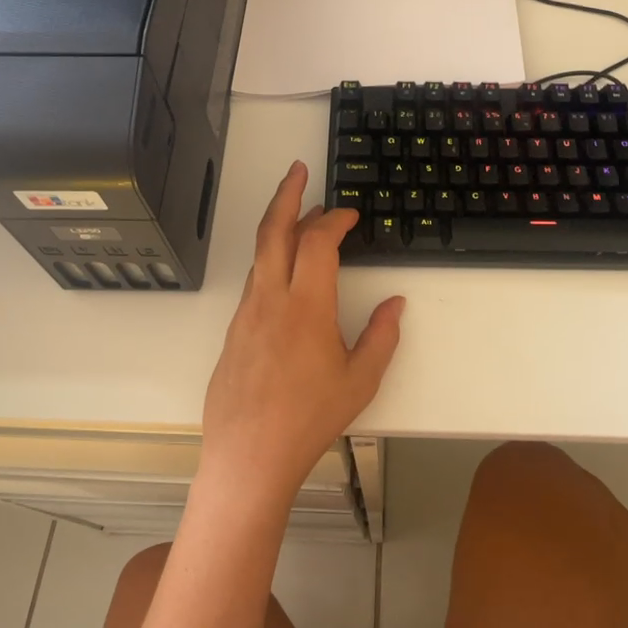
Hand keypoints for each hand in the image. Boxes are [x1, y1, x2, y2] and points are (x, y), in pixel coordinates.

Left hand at [199, 161, 405, 504]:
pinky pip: (253, 281)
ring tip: (300, 218)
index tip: (350, 215)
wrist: (248, 457)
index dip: (334, 220)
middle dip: (287, 194)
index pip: (318, 242)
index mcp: (306, 306)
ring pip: (260, 254)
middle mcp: (270, 298)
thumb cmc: (308, 420)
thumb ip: (382, 336)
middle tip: (299, 170)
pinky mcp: (233, 330)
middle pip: (273, 230)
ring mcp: (246, 313)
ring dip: (279, 227)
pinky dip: (270, 260)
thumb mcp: (360, 381)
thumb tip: (395, 303)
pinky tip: (286, 274)